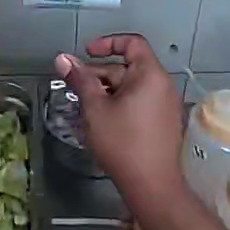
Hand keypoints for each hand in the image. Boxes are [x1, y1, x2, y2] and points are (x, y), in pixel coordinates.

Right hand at [55, 34, 186, 198]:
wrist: (153, 187)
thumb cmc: (123, 143)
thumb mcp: (95, 108)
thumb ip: (80, 79)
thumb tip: (63, 58)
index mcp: (150, 74)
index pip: (132, 43)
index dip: (107, 43)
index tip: (87, 53)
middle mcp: (163, 85)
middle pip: (128, 67)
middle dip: (100, 74)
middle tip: (76, 88)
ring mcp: (166, 104)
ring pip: (132, 87)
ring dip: (107, 90)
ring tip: (86, 107)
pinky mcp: (164, 122)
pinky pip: (140, 101)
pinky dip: (120, 103)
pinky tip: (103, 120)